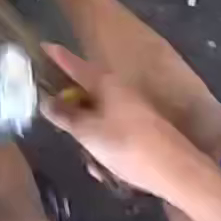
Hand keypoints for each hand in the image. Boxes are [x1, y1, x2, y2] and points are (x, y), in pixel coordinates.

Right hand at [40, 43, 215, 200]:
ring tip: (88, 159)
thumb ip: (63, 115)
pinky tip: (106, 168)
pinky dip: (105, 143)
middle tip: (56, 120)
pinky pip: (113, 128)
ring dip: (88, 132)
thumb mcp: (87, 132)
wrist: (180, 174)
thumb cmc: (127, 145)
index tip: (40, 45)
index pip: (72, 62)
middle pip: (84, 90)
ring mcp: (133, 107)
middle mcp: (118, 88)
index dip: (55, 55)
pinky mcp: (143, 127)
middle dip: (70, 107)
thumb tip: (45, 100)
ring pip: (98, 113)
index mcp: (103, 81)